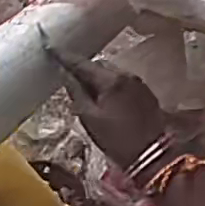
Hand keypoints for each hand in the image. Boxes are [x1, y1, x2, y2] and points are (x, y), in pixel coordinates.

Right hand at [55, 54, 167, 168]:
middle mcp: (126, 75)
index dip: (66, 57)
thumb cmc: (117, 140)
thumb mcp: (90, 118)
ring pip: (112, 73)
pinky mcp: (145, 92)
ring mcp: (138, 83)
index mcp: (111, 80)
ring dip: (98, 78)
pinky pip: (123, 81)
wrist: (153, 156)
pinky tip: (105, 98)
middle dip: (84, 70)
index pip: (83, 64)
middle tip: (69, 79)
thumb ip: (76, 93)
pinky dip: (111, 85)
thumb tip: (65, 73)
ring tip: (87, 92)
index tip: (51, 49)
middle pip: (99, 65)